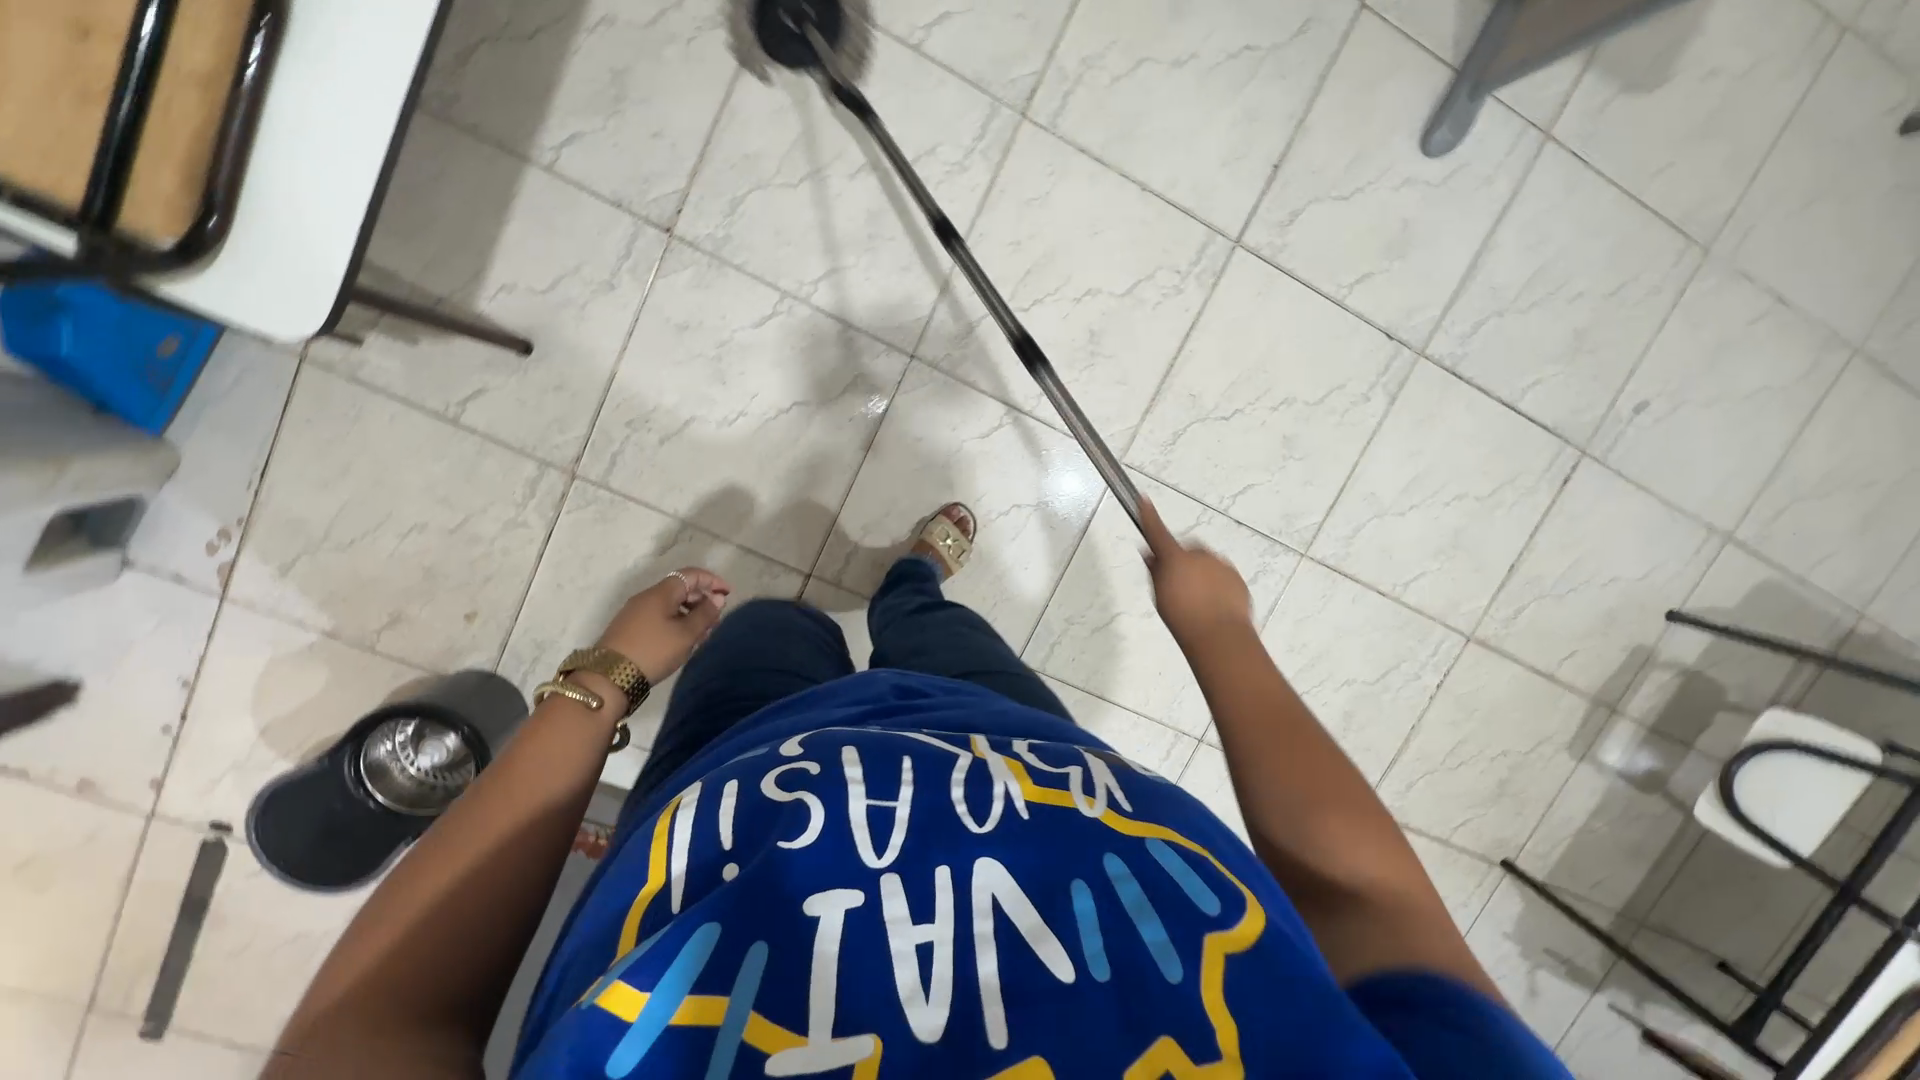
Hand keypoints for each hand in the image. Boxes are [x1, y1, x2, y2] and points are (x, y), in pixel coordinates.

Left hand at [596, 568, 732, 687]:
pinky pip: (660, 617)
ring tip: (702, 634)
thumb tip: (717, 597)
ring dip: (690, 614)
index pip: (691, 575)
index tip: (728, 594)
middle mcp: (647, 597)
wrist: (609, 677)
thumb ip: (705, 614)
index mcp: (661, 593)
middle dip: (702, 600)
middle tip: (716, 620)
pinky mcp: (630, 628)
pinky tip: (682, 641)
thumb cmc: (654, 651)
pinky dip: (676, 623)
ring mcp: (636, 612)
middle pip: (680, 589)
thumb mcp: (686, 634)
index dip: (712, 580)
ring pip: (670, 605)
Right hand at [1138, 498, 1254, 648]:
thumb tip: (1152, 556)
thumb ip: (1156, 572)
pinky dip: (1216, 585)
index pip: (1158, 532)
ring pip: (1206, 563)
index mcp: (1177, 558)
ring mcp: (1221, 565)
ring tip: (1196, 602)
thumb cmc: (1182, 618)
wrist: (1220, 636)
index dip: (1149, 516)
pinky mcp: (1237, 578)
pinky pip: (1222, 576)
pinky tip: (1212, 606)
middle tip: (1175, 586)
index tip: (1144, 499)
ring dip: (1200, 575)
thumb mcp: (1160, 596)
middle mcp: (1200, 555)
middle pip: (1187, 550)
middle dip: (1182, 562)